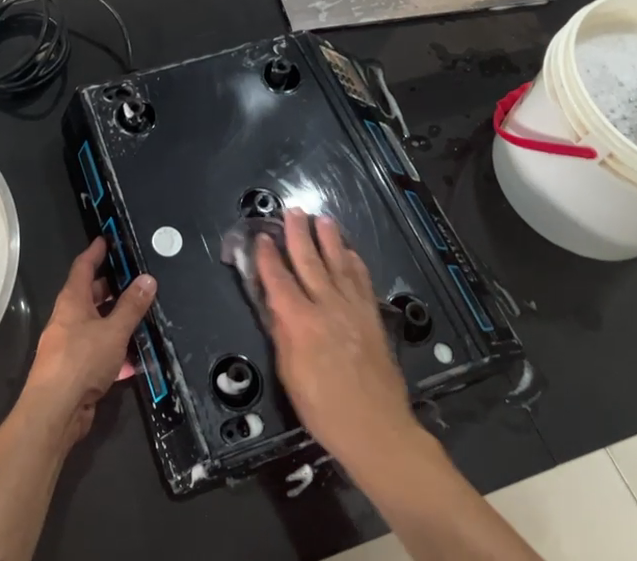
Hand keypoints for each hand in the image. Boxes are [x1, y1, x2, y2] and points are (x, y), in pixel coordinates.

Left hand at [21, 238, 156, 449]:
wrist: (55, 410)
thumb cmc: (82, 360)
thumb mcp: (113, 331)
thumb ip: (131, 306)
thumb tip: (147, 279)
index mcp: (71, 302)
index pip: (83, 267)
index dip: (95, 252)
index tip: (106, 239)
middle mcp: (67, 319)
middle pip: (89, 296)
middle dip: (110, 287)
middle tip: (134, 279)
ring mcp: (69, 346)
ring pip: (95, 325)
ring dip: (115, 321)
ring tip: (141, 316)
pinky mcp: (75, 370)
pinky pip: (98, 352)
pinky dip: (115, 351)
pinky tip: (134, 359)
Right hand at [256, 209, 416, 463]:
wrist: (375, 426)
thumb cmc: (323, 407)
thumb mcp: (289, 374)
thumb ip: (282, 334)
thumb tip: (274, 306)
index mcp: (300, 321)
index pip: (279, 280)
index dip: (268, 257)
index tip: (262, 237)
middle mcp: (327, 306)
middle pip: (310, 262)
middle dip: (298, 235)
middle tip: (293, 211)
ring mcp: (353, 309)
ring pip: (339, 264)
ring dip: (329, 240)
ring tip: (321, 219)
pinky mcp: (372, 317)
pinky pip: (362, 281)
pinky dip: (355, 263)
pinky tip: (350, 252)